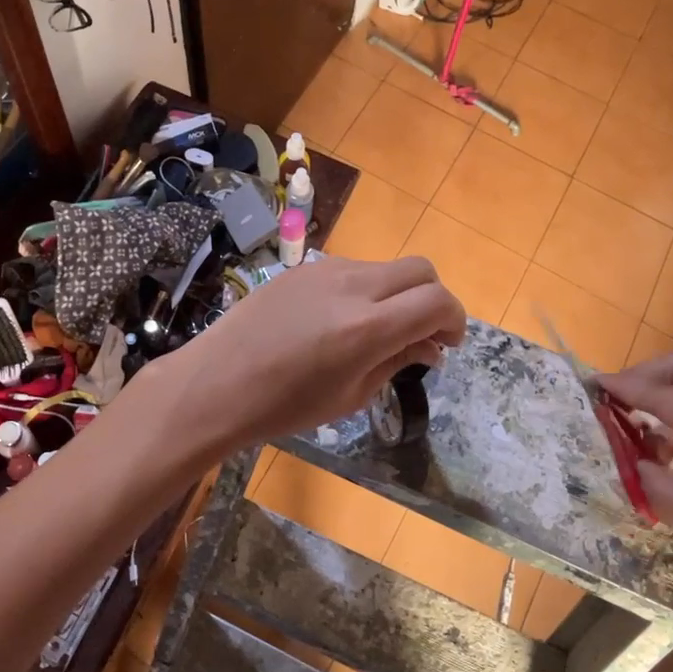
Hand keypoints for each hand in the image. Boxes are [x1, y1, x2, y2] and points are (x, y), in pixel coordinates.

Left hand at [148, 256, 466, 451]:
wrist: (218, 382)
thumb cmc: (286, 405)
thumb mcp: (352, 395)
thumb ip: (398, 360)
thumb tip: (431, 345)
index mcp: (368, 326)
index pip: (437, 300)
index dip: (454, 320)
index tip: (447, 344)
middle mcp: (352, 285)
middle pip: (419, 269)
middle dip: (433, 298)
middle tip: (423, 333)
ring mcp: (325, 269)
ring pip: (385, 267)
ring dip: (397, 294)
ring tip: (378, 332)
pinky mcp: (303, 266)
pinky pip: (351, 269)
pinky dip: (365, 290)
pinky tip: (340, 322)